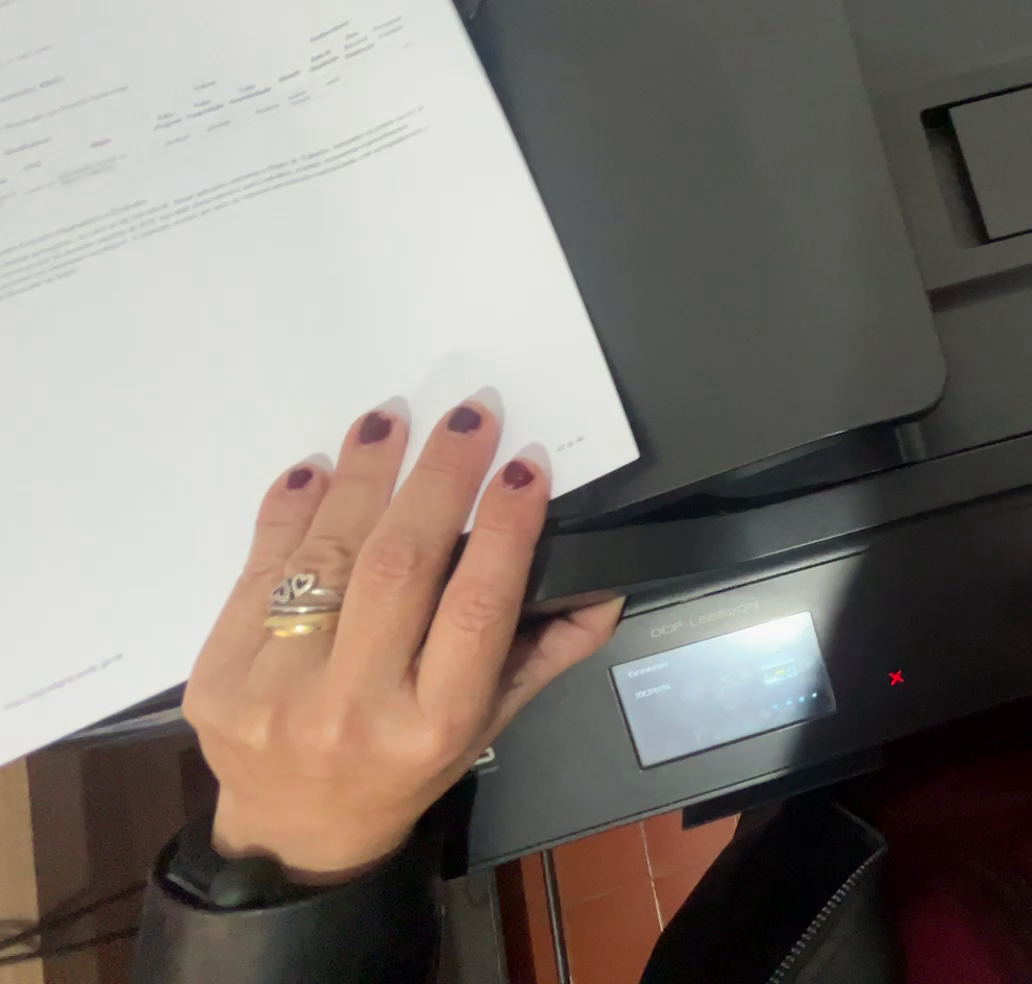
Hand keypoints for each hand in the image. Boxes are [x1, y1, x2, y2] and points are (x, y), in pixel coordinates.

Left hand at [183, 393, 622, 882]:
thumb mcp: (500, 716)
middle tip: (469, 415)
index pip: (478, 605)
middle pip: (400, 566)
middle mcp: (354, 705)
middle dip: (439, 478)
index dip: (504, 528)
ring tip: (393, 419)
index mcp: (438, 717)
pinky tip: (322, 465)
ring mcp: (272, 688)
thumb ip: (555, 650)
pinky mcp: (213, 672)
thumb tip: (609, 587)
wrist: (298, 826)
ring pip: (328, 557)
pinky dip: (291, 509)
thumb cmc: (419, 762)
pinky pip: (256, 572)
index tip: (524, 466)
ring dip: (365, 476)